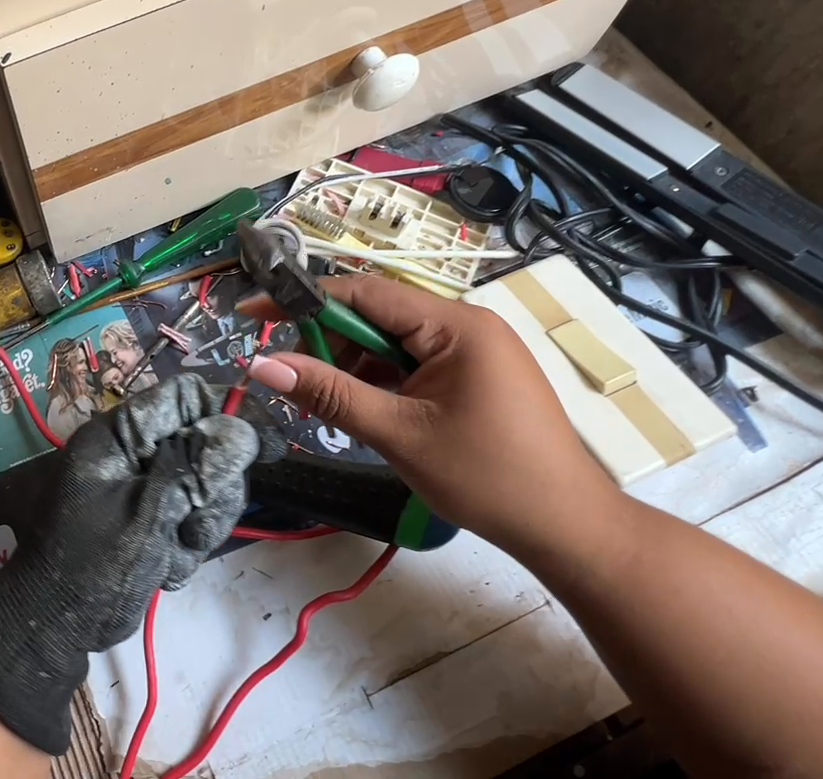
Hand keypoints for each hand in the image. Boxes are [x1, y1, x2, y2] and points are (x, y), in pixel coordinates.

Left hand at [0, 374, 271, 753]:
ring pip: (209, 485)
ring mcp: (147, 484)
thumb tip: (241, 429)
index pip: (188, 396)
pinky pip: (196, 518)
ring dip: (202, 525)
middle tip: (194, 529)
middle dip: (214, 492)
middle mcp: (136, 450)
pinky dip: (188, 546)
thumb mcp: (145, 515)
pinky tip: (163, 567)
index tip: (271, 447)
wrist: (56, 625)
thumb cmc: (89, 564)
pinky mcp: (157, 516)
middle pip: (208, 444)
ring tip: (173, 553)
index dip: (233, 413)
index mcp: (121, 433)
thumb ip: (192, 470)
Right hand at [242, 275, 620, 558]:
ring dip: (354, 367)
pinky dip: (381, 381)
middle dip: (329, 343)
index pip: (364, 293)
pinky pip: (412, 362)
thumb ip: (329, 394)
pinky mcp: (474, 375)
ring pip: (391, 341)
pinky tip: (366, 410)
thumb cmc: (487, 478)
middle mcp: (465, 324)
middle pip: (376, 315)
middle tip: (294, 379)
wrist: (569, 529)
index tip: (253, 311)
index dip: (303, 300)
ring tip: (331, 406)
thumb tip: (262, 364)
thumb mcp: (398, 434)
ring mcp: (473, 349)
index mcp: (455, 325)